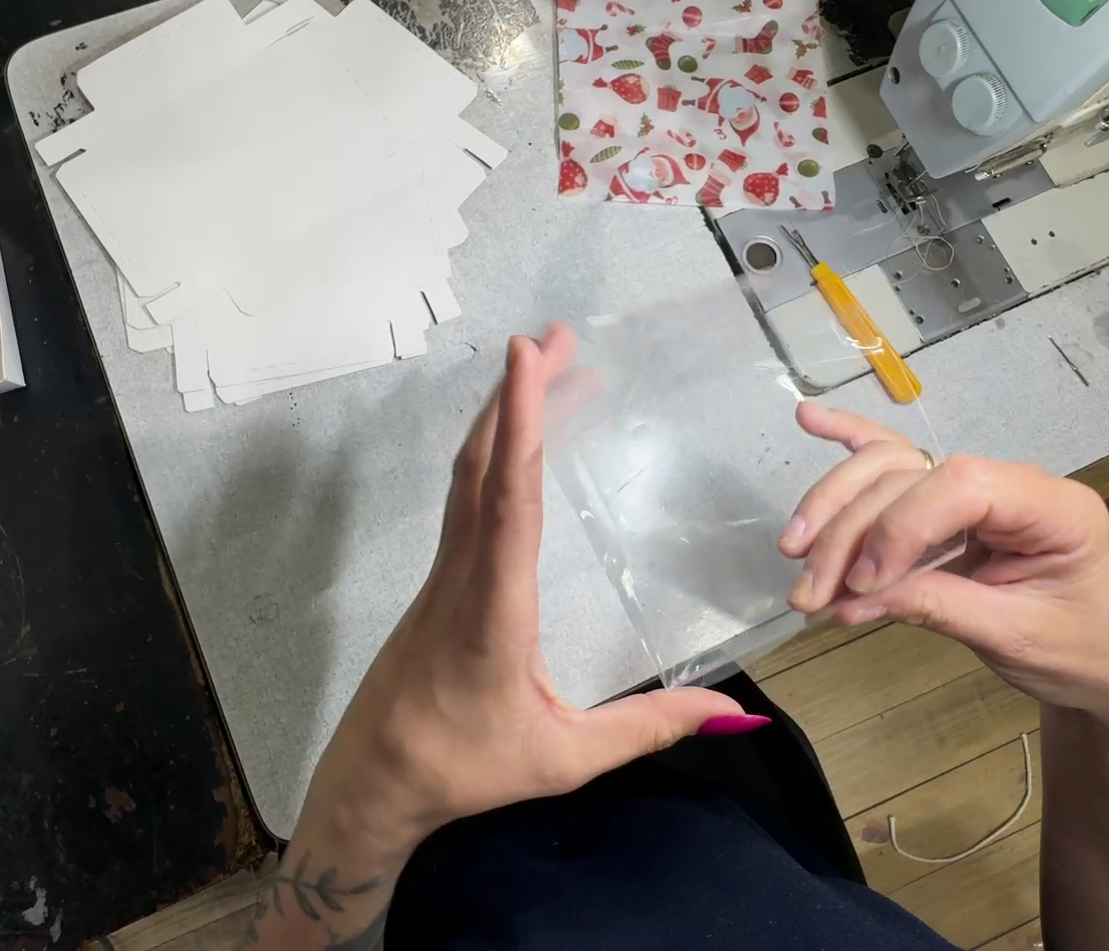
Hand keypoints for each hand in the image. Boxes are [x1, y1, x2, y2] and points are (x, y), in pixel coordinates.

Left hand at [295, 325, 746, 864]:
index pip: (510, 499)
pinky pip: (469, 493)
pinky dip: (498, 450)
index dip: (522, 423)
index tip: (527, 357)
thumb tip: (734, 714)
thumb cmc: (464, 765)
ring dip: (507, 413)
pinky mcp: (443, 570)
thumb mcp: (563, 757)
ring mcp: (446, 565)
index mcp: (494, 606)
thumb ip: (647, 728)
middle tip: (558, 335)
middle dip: (519, 391)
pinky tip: (523, 439)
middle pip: (485, 461)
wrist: (375, 773)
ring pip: (471, 471)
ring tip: (550, 365)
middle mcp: (464, 568)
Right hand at [778, 403, 1108, 720]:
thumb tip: (848, 600)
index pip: (958, 486)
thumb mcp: (1017, 638)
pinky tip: (809, 418)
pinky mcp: (943, 499)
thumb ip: (936, 607)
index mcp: (1052, 507)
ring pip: (883, 467)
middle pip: (904, 474)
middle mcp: (1007, 481)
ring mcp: (971, 484)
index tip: (863, 585)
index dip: (898, 528)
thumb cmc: (1085, 655)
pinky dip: (847, 437)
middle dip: (848, 532)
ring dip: (830, 509)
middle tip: (808, 592)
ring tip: (793, 557)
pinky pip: (891, 458)